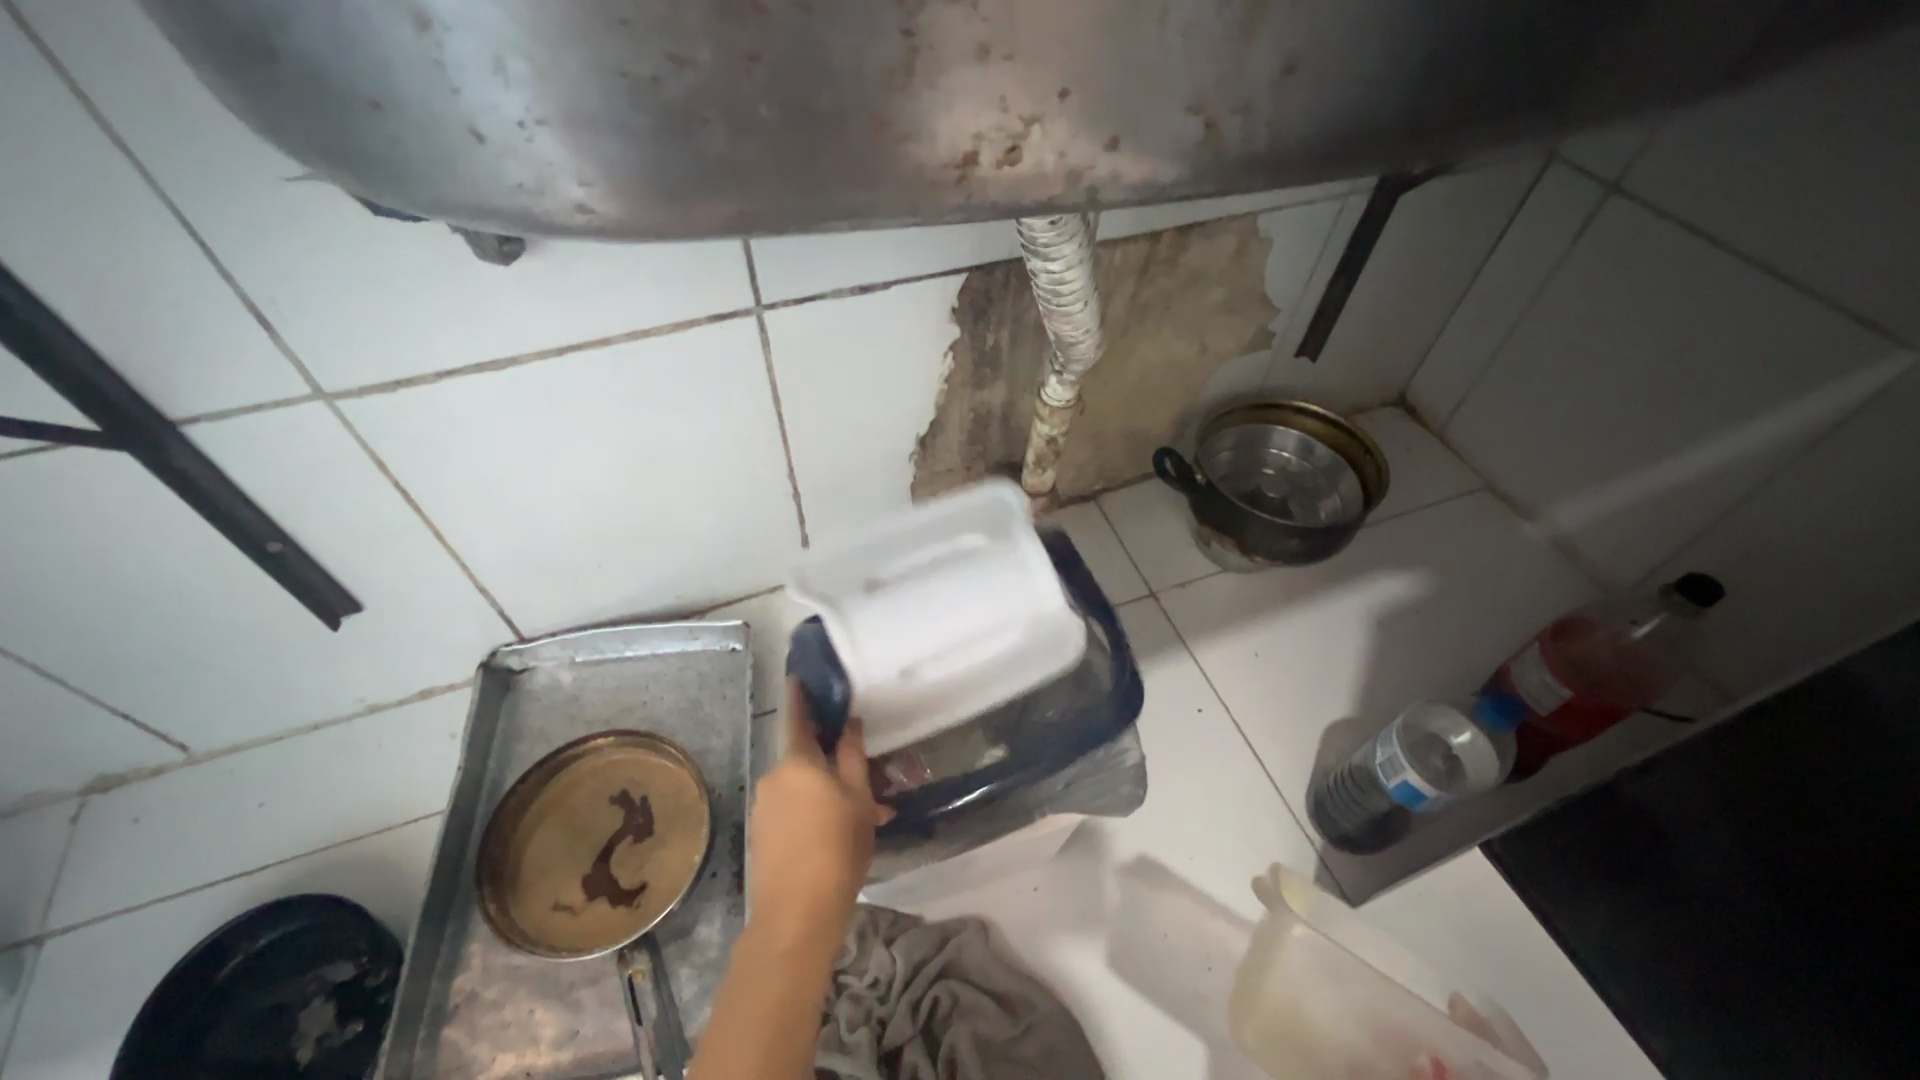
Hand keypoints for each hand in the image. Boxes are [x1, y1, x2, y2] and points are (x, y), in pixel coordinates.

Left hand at [748, 679, 890, 942]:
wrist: (797, 914)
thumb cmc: (837, 850)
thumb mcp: (859, 801)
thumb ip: (852, 757)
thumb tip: (850, 723)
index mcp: (797, 762)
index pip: (797, 717)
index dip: (800, 696)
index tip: (799, 675)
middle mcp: (772, 777)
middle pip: (802, 757)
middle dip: (827, 761)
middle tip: (858, 773)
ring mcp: (763, 807)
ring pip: (798, 786)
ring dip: (822, 791)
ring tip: (854, 812)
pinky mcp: (761, 833)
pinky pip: (790, 809)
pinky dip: (810, 812)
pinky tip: (833, 833)